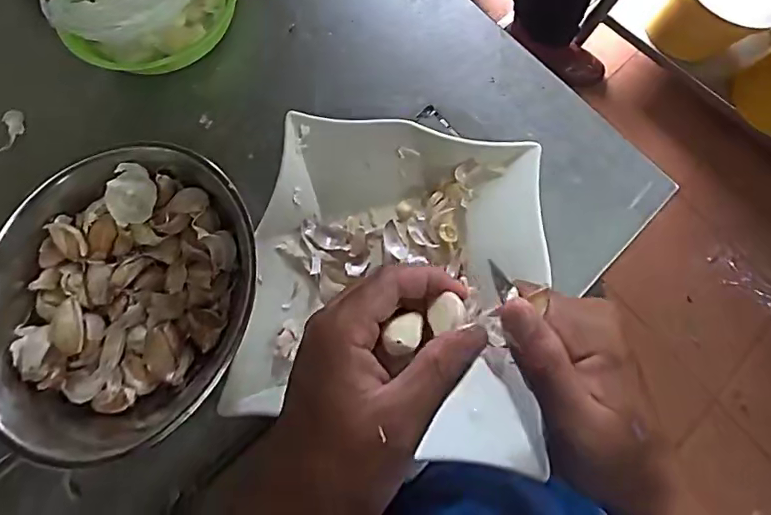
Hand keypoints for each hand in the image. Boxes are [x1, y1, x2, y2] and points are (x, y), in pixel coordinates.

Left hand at [246, 265, 488, 514]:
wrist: (294, 509)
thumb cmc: (344, 466)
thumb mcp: (401, 418)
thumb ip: (440, 367)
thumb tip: (476, 329)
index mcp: (341, 326)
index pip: (393, 278)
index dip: (433, 280)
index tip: (468, 299)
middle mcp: (329, 323)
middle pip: (385, 289)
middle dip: (426, 300)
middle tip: (460, 324)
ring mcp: (326, 342)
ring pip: (378, 310)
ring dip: (413, 321)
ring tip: (445, 345)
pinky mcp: (330, 362)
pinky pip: (369, 332)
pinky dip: (397, 340)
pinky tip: (417, 365)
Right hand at [502, 294, 674, 514]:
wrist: (644, 482)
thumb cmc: (611, 458)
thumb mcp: (572, 418)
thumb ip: (543, 360)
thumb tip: (511, 304)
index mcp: (594, 321)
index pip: (526, 300)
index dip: (504, 328)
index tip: (497, 365)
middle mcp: (594, 310)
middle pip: (530, 308)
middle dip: (515, 342)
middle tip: (517, 386)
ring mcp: (593, 321)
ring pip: (534, 321)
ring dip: (524, 352)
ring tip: (530, 390)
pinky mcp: (588, 337)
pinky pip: (545, 333)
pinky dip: (536, 357)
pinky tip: (543, 386)